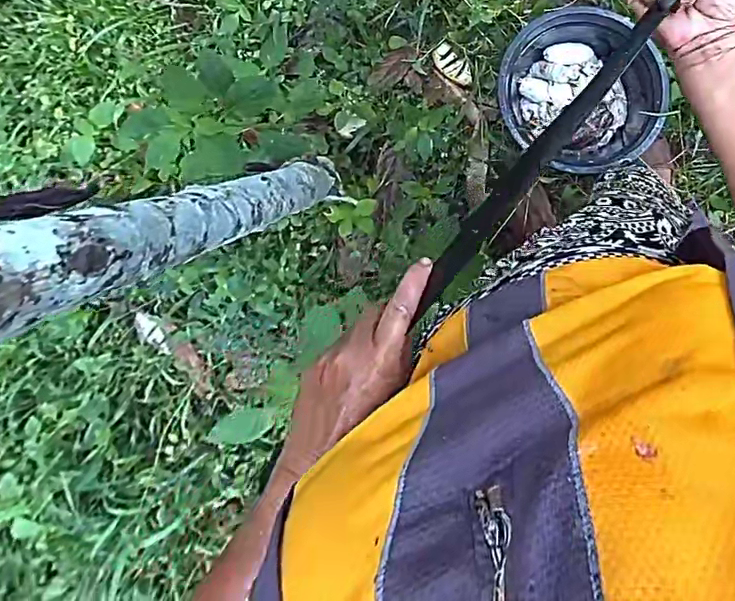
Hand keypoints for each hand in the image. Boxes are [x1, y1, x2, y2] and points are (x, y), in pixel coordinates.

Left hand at [270, 259, 431, 485]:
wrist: (310, 470)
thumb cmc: (366, 438)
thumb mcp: (399, 398)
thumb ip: (405, 363)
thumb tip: (411, 337)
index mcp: (378, 360)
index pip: (400, 309)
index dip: (413, 283)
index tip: (424, 264)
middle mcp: (350, 352)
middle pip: (375, 310)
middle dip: (388, 314)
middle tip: (397, 336)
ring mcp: (326, 359)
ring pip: (356, 330)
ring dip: (367, 339)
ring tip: (370, 371)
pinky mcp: (311, 368)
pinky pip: (337, 349)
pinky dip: (348, 356)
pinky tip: (349, 384)